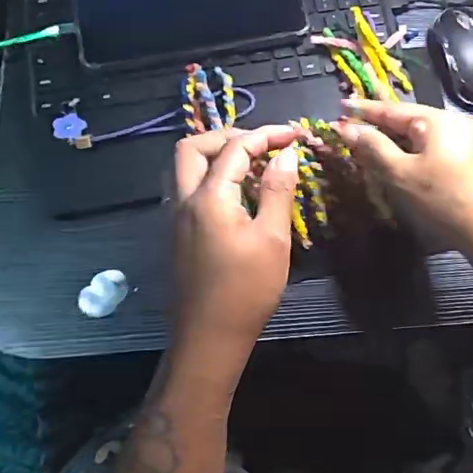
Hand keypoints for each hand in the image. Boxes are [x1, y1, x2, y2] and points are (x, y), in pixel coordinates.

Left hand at [170, 126, 301, 353]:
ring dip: (215, 156)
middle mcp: (184, 200)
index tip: (295, 134)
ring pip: (185, 168)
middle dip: (229, 137)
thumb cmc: (246, 290)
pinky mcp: (179, 234)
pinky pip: (189, 189)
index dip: (266, 135)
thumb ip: (277, 190)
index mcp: (208, 198)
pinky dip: (211, 177)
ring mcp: (177, 218)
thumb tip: (286, 153)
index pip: (235, 148)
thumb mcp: (272, 239)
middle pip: (193, 147)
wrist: (209, 338)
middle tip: (262, 145)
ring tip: (252, 165)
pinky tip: (239, 195)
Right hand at [334, 100, 472, 260]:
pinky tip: (400, 162)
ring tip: (370, 146)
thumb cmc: (442, 199)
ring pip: (421, 135)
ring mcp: (466, 140)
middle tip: (351, 130)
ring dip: (395, 141)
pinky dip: (413, 151)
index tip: (341, 107)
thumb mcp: (401, 173)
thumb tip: (348, 128)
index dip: (364, 110)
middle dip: (379, 127)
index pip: (392, 109)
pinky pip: (434, 147)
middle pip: (408, 120)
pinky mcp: (471, 159)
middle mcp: (454, 122)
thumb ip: (373, 147)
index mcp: (437, 119)